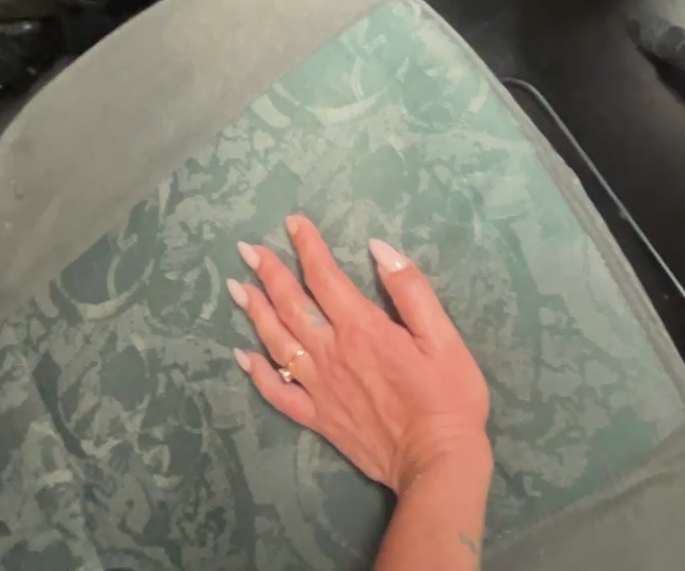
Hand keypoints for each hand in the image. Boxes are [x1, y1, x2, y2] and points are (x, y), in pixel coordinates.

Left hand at [227, 216, 491, 493]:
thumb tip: (378, 248)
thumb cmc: (448, 394)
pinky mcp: (317, 418)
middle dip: (269, 273)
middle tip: (247, 249)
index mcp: (363, 328)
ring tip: (237, 288)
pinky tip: (243, 356)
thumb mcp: (442, 335)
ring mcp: (320, 388)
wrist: (436, 461)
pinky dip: (257, 373)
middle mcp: (332, 353)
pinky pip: (277, 394)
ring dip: (255, 313)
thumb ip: (410, 289)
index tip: (293, 223)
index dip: (308, 247)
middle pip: (292, 305)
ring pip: (277, 343)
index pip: (326, 277)